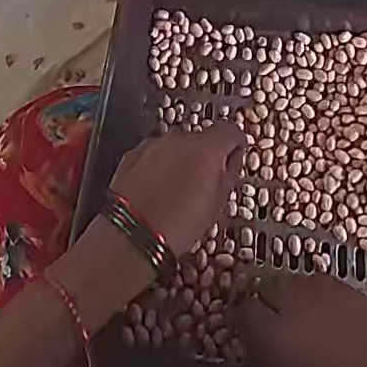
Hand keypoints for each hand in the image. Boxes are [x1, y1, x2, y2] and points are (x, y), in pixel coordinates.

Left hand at [107, 122, 244, 257]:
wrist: (133, 235)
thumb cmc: (177, 226)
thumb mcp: (218, 205)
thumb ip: (228, 175)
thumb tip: (230, 163)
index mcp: (206, 148)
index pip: (230, 131)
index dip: (235, 144)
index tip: (235, 155)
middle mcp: (178, 140)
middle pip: (200, 140)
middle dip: (205, 158)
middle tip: (206, 185)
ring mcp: (152, 145)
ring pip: (175, 148)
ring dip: (179, 163)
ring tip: (178, 194)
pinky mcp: (131, 156)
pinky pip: (153, 156)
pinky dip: (157, 168)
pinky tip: (157, 192)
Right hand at [235, 272, 366, 366]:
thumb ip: (257, 362)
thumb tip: (249, 351)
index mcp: (264, 330)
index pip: (241, 312)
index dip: (246, 325)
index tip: (252, 338)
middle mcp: (283, 300)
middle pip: (263, 290)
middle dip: (267, 306)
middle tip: (279, 332)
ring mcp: (314, 287)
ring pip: (289, 284)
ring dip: (291, 299)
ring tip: (305, 324)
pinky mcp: (339, 284)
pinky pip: (315, 285)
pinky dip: (315, 298)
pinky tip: (326, 319)